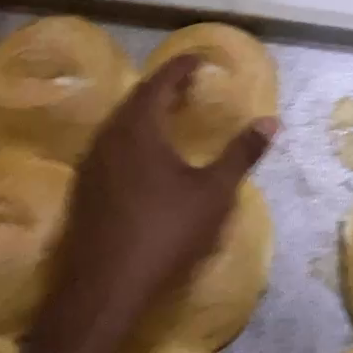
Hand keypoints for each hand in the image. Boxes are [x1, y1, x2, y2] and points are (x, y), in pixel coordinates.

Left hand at [8, 55, 276, 352]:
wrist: (102, 293)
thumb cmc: (163, 234)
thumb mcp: (213, 193)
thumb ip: (241, 154)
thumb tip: (270, 122)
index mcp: (139, 126)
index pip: (160, 81)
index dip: (181, 66)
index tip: (199, 59)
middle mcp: (109, 136)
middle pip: (136, 98)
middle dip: (162, 86)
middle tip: (187, 83)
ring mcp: (90, 164)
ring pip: (119, 123)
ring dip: (144, 112)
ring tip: (169, 115)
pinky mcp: (82, 191)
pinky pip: (109, 146)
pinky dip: (131, 138)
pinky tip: (144, 157)